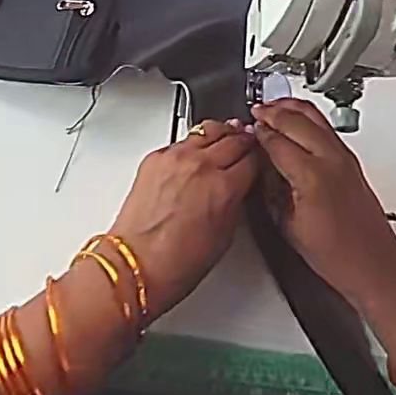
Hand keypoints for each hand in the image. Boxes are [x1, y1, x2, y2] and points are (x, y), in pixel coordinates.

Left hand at [105, 120, 258, 321]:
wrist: (135, 264)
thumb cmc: (174, 263)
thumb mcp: (224, 237)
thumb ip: (236, 202)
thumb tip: (238, 188)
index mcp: (224, 188)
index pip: (253, 159)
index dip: (259, 158)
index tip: (259, 159)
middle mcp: (201, 166)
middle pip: (234, 139)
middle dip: (245, 141)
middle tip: (248, 142)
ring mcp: (177, 157)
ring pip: (208, 130)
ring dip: (222, 132)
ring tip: (227, 134)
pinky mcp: (156, 156)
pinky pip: (182, 140)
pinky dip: (193, 142)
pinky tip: (196, 149)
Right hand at [250, 99, 395, 316]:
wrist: (373, 265)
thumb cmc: (337, 255)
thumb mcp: (288, 225)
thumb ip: (271, 190)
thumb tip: (262, 167)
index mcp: (311, 175)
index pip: (276, 142)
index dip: (258, 134)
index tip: (249, 130)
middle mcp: (330, 159)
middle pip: (294, 120)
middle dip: (272, 112)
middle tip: (257, 111)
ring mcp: (343, 156)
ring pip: (313, 115)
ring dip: (290, 107)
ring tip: (273, 106)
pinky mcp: (351, 158)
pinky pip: (325, 125)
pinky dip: (306, 115)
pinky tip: (296, 119)